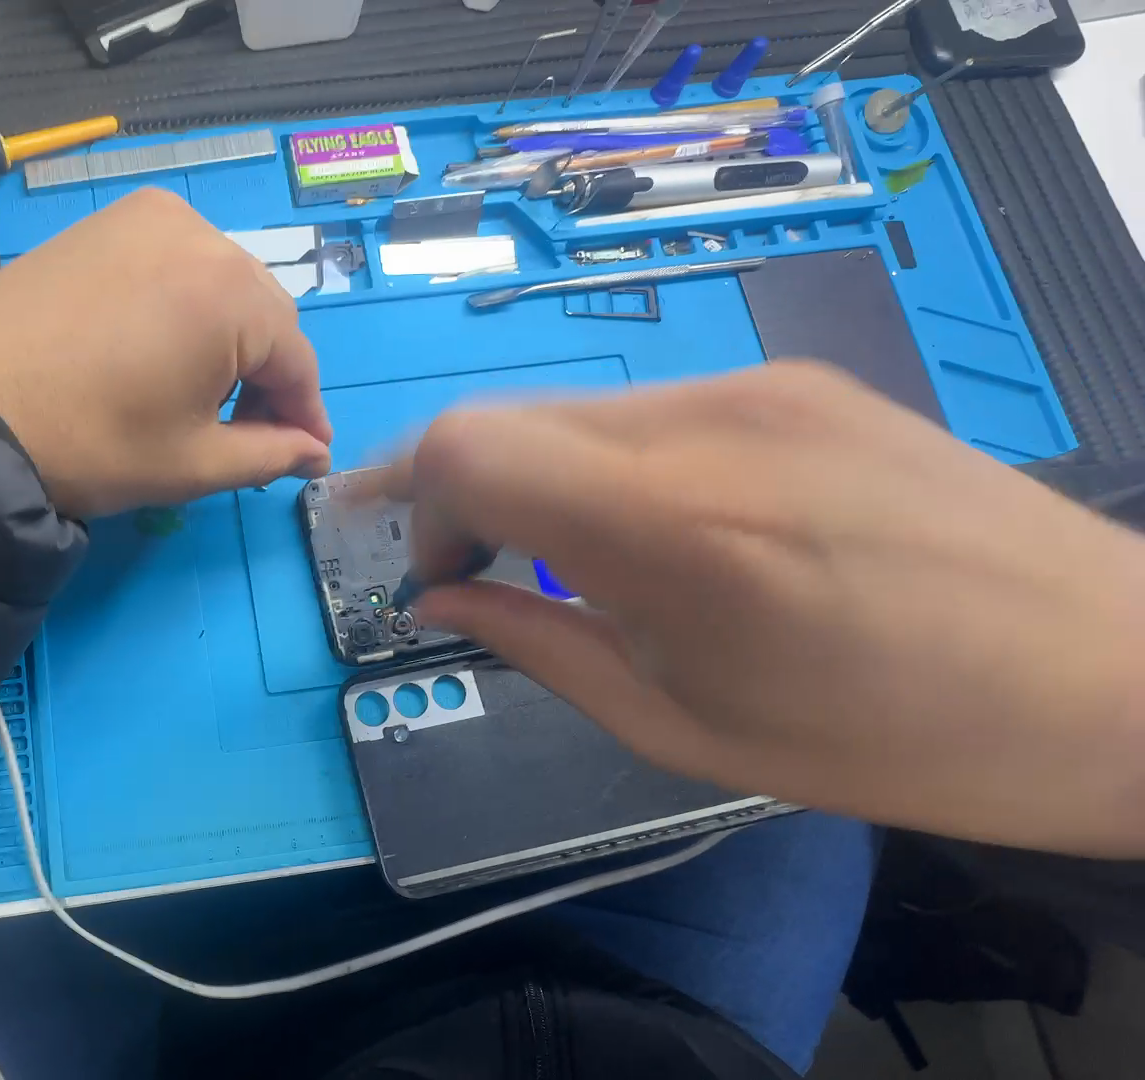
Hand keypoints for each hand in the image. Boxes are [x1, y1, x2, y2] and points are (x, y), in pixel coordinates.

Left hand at [0, 188, 331, 518]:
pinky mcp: (103, 222)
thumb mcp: (191, 462)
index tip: (307, 454)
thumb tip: (316, 452)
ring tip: (202, 399)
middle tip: (251, 434)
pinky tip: (161, 353)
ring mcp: (145, 218)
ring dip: (226, 343)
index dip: (305, 412)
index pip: (297, 357)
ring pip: (219, 286)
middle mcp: (199, 234)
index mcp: (232, 292)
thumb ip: (270, 454)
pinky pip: (173, 265)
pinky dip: (184, 309)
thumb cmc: (89, 444)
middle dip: (265, 376)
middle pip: (262, 315)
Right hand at [382, 363, 1144, 856]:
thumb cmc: (882, 738)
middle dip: (448, 491)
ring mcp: (749, 387)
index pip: (466, 452)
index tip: (426, 567)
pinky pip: (631, 409)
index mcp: (672, 530)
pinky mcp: (784, 379)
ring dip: (519, 476)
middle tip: (459, 563)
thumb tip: (433, 600)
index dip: (411, 500)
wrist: (1122, 676)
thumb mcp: (674, 724)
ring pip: (558, 410)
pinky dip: (586, 460)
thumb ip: (530, 643)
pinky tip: (632, 520)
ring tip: (545, 549)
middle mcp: (702, 425)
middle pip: (496, 419)